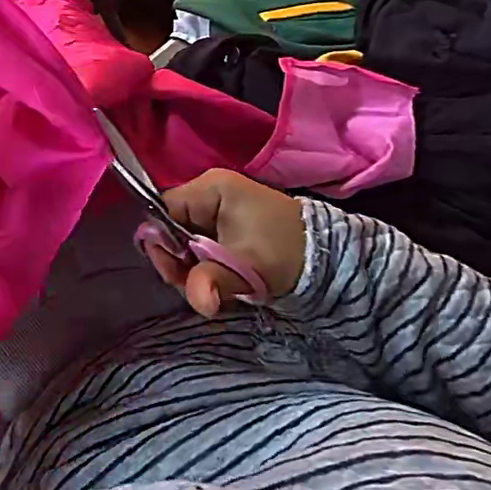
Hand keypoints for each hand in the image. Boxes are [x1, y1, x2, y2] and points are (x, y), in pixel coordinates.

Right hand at [146, 169, 305, 316]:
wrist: (327, 258)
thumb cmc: (284, 251)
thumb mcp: (247, 267)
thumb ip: (213, 280)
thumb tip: (198, 301)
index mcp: (211, 188)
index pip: (163, 211)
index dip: (162, 243)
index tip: (177, 273)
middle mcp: (210, 193)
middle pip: (170, 227)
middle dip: (177, 262)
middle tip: (195, 286)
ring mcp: (218, 210)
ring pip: (183, 240)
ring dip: (191, 269)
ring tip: (212, 286)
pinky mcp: (226, 228)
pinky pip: (199, 246)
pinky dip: (204, 267)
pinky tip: (218, 281)